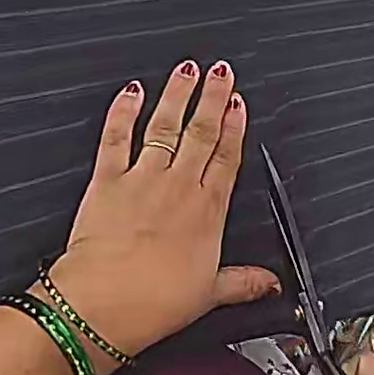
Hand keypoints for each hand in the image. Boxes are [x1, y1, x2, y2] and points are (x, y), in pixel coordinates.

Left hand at [42, 60, 278, 371]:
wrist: (104, 306)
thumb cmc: (154, 302)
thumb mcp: (209, 294)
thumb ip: (243, 282)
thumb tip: (269, 284)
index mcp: (206, 212)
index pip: (226, 158)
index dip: (234, 127)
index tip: (239, 103)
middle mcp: (178, 188)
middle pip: (201, 133)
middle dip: (213, 98)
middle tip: (221, 71)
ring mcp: (143, 180)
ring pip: (166, 127)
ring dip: (178, 95)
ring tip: (187, 69)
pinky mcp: (107, 182)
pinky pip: (116, 138)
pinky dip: (123, 112)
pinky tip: (131, 92)